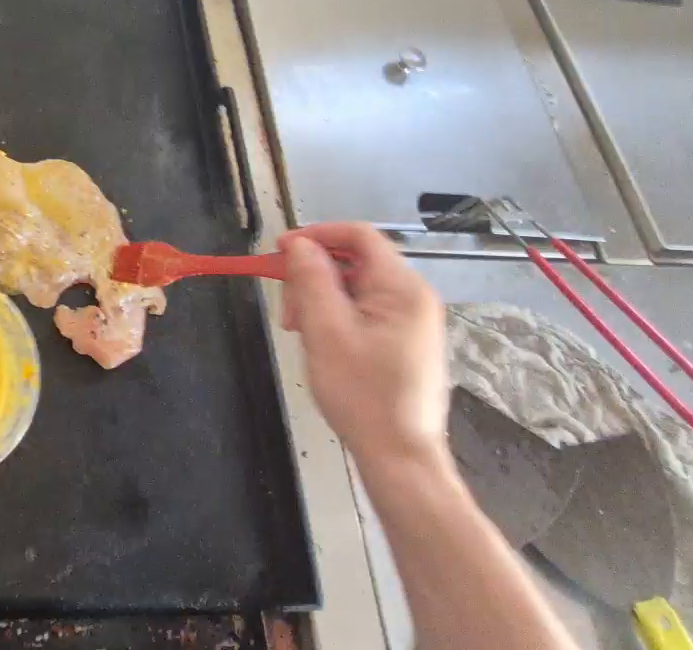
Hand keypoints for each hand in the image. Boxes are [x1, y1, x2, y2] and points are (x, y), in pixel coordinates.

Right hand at [278, 223, 448, 466]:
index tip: (278, 251)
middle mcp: (413, 297)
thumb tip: (298, 243)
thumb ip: (311, 279)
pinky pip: (363, 310)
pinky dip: (334, 316)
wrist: (399, 457)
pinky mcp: (404, 341)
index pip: (358, 235)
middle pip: (353, 261)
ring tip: (300, 331)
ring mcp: (411, 320)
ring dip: (319, 299)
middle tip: (287, 310)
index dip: (315, 235)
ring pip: (353, 287)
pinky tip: (320, 342)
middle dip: (312, 276)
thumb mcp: (326, 330)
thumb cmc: (362, 393)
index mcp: (402, 288)